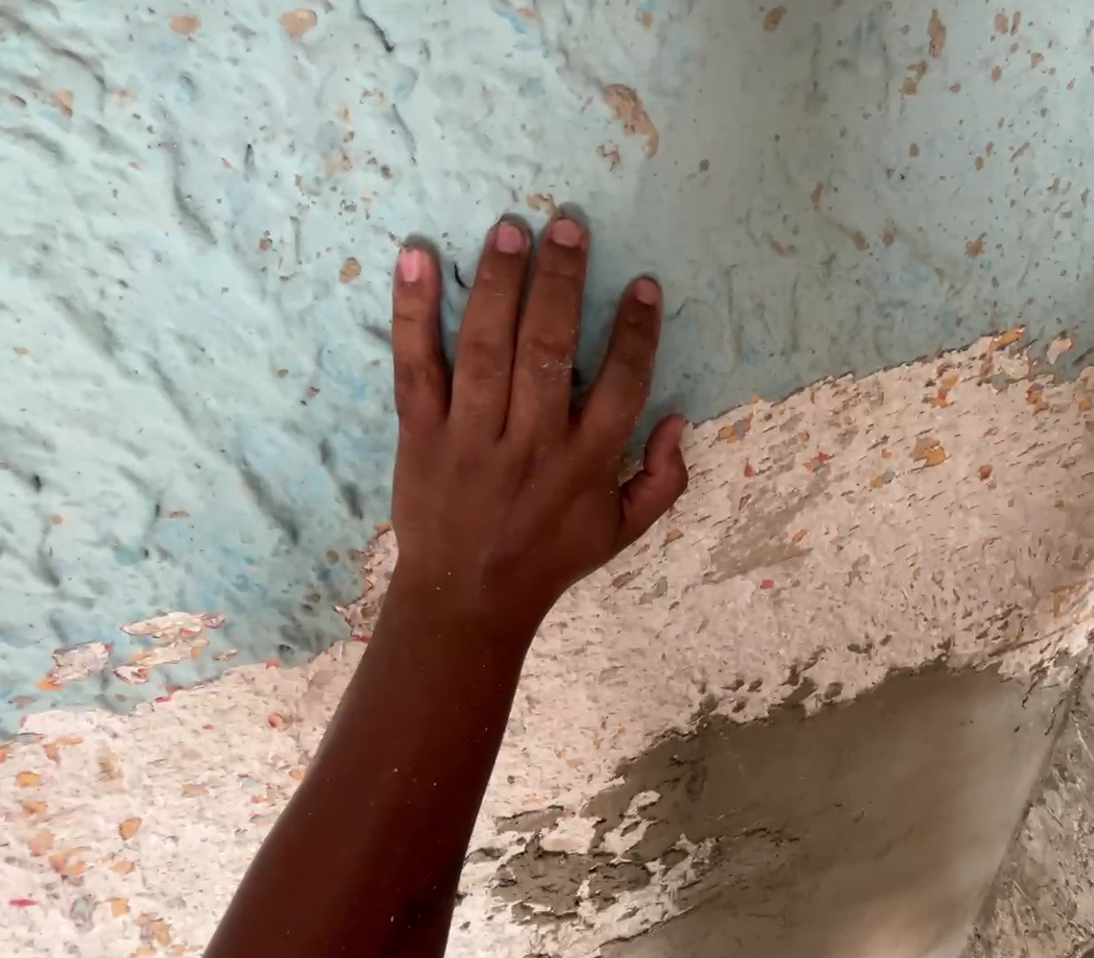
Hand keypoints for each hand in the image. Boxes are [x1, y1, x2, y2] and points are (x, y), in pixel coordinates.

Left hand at [386, 218, 687, 633]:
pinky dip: (414, 313)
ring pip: (485, 348)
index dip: (637, 333)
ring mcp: (471, 436)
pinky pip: (415, 368)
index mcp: (587, 464)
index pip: (622, 385)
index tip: (643, 285)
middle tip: (567, 225)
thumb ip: (664, 480)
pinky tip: (419, 257)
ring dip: (498, 283)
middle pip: (549, 350)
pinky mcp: (420, 435)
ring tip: (512, 229)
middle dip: (561, 283)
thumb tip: (679, 420)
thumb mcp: (624, 531)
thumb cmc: (552, 556)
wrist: (468, 596)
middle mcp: (533, 443)